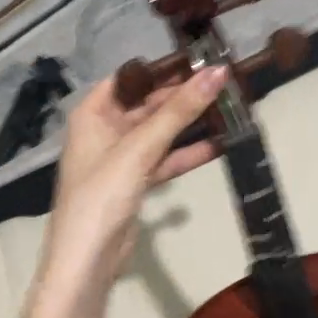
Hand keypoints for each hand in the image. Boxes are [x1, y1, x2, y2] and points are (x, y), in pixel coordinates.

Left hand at [40, 66, 228, 291]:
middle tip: (227, 82)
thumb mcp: (140, 148)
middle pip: (148, 104)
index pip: (131, 78)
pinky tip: (219, 145)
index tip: (203, 59)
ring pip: (159, 133)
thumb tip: (217, 72)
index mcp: (93, 113)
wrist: (87, 258)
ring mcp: (119, 159)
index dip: (164, 69)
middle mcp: (104, 130)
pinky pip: (163, 160)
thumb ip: (179, 112)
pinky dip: (186, 154)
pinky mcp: (134, 184)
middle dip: (184, 96)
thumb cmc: (102, 194)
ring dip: (190, 125)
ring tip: (231, 108)